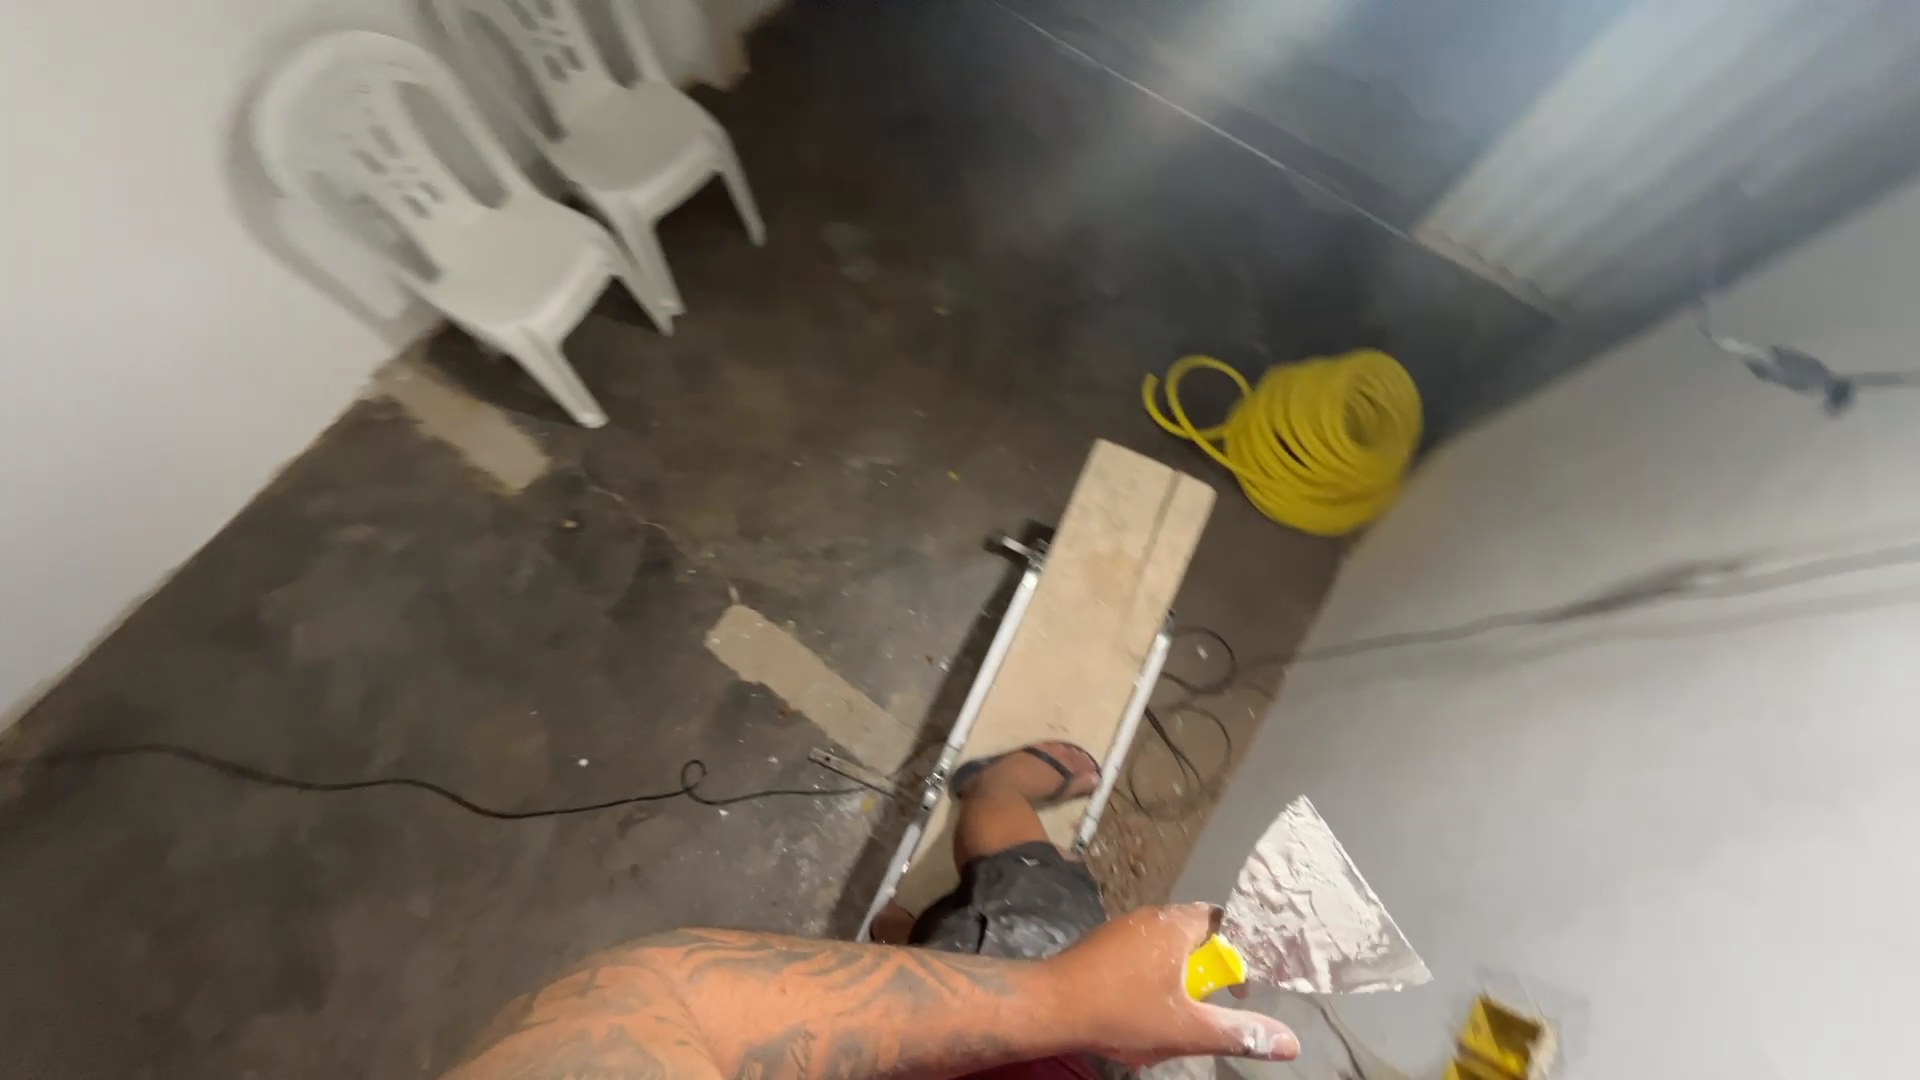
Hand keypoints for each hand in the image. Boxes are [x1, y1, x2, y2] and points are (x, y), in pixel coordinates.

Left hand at [1044, 904, 1299, 1065]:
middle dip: (1208, 969)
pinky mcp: (1106, 942)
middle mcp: (1152, 916)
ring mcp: (1126, 927)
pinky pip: (1145, 951)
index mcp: (1175, 925)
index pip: (1222, 920)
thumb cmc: (1123, 1011)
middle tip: (1210, 1005)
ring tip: (1179, 1012)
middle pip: (1196, 933)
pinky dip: (1156, 975)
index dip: (1240, 952)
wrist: (1054, 1004)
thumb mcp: (1187, 1029)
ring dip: (1181, 976)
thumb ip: (1238, 1032)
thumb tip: (1291, 1041)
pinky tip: (1146, 1006)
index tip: (1242, 988)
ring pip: (1169, 945)